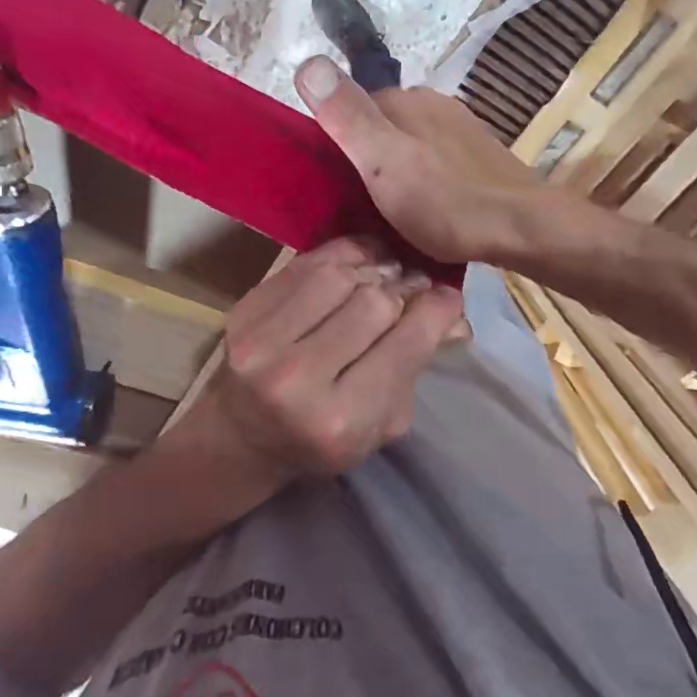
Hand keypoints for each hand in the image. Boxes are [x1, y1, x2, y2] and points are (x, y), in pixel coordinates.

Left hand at [181, 237, 467, 489]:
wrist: (241, 434)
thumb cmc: (320, 441)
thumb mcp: (378, 425)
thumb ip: (414, 369)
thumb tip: (454, 314)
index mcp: (340, 420)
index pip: (404, 346)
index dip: (436, 312)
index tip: (450, 296)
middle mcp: (298, 378)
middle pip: (372, 305)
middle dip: (403, 289)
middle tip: (416, 284)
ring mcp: (263, 342)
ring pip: (336, 277)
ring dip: (371, 268)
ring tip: (389, 269)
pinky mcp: (243, 313)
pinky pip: (301, 267)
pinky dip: (338, 256)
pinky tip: (360, 258)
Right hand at [295, 55, 540, 263]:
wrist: (525, 228)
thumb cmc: (446, 200)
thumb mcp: (382, 161)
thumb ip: (346, 116)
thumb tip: (306, 62)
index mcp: (403, 101)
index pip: (349, 110)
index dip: (335, 145)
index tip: (330, 184)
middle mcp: (430, 104)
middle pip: (379, 126)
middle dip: (365, 156)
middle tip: (357, 204)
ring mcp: (458, 127)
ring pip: (407, 143)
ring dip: (394, 168)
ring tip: (389, 211)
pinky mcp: (478, 154)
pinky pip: (433, 159)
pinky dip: (422, 177)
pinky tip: (426, 207)